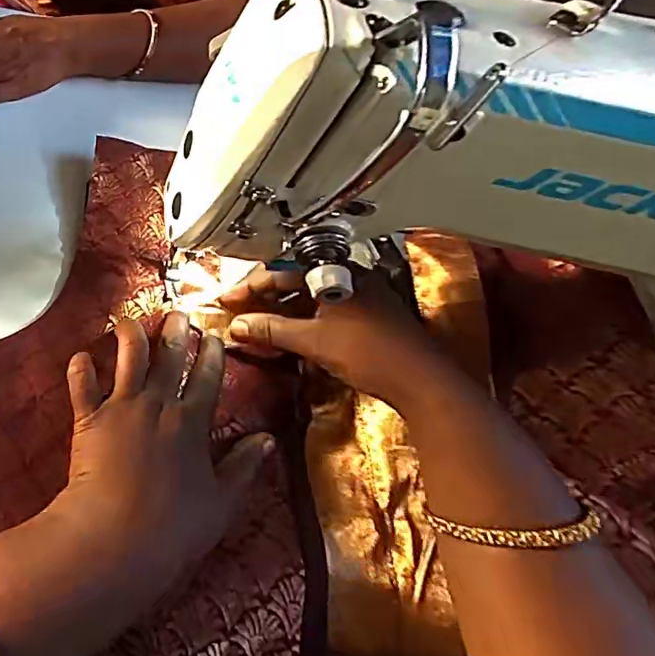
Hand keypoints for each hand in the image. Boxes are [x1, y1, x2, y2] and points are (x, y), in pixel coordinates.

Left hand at [43, 313, 273, 583]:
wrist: (118, 534)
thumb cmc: (175, 526)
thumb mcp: (221, 501)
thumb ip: (243, 467)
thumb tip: (267, 439)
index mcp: (192, 423)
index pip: (207, 379)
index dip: (211, 355)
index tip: (212, 335)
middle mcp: (158, 405)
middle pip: (169, 357)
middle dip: (176, 331)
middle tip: (178, 314)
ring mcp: (121, 406)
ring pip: (127, 357)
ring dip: (129, 334)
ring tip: (129, 321)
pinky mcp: (88, 416)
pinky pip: (81, 383)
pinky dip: (79, 368)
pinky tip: (80, 356)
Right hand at [221, 265, 467, 415]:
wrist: (425, 383)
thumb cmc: (370, 353)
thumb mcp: (313, 341)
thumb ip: (271, 329)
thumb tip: (238, 326)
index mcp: (335, 272)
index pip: (281, 273)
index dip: (250, 287)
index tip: (229, 300)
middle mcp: (349, 276)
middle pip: (295, 281)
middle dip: (265, 298)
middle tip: (242, 310)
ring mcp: (363, 295)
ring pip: (311, 296)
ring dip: (284, 310)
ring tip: (261, 324)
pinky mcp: (371, 315)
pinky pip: (326, 308)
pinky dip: (304, 319)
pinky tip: (292, 333)